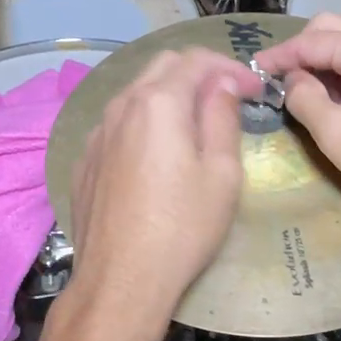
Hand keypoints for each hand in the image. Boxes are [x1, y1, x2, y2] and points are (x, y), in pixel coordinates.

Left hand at [66, 48, 262, 327]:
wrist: (120, 281)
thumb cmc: (183, 227)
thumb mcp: (221, 172)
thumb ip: (222, 116)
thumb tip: (221, 84)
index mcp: (159, 102)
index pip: (196, 59)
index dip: (230, 67)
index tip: (254, 89)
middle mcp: (122, 106)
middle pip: (162, 66)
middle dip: (199, 72)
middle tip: (228, 98)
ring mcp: (97, 132)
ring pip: (137, 92)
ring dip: (169, 95)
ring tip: (196, 122)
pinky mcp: (86, 159)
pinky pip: (118, 122)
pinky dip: (144, 121)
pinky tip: (158, 152)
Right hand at [254, 14, 340, 215]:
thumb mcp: (336, 134)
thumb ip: (304, 99)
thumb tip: (292, 81)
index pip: (309, 40)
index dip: (277, 56)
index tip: (252, 71)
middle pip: (329, 30)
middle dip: (299, 52)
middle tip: (276, 82)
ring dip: (320, 63)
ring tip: (299, 92)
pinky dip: (340, 73)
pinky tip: (331, 99)